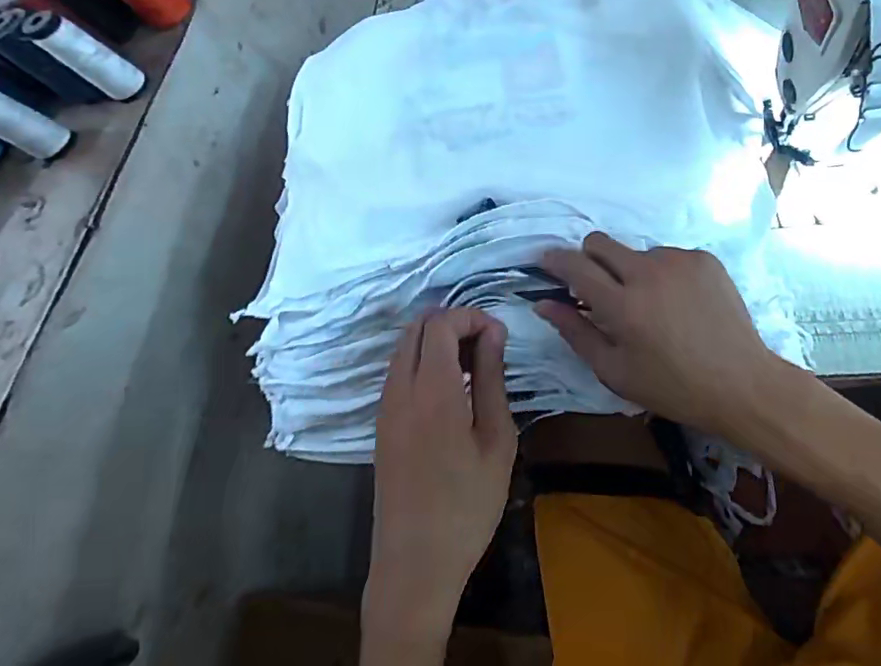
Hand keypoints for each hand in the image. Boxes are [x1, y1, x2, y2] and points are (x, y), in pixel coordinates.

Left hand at [363, 308, 515, 661]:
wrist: (415, 565)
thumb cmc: (467, 505)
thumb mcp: (497, 440)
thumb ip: (492, 378)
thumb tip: (494, 332)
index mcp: (431, 390)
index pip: (441, 324)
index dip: (472, 316)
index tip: (500, 334)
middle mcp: (399, 390)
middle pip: (417, 327)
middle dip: (454, 322)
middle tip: (488, 344)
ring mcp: (384, 406)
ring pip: (404, 346)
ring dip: (437, 340)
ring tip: (475, 364)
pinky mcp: (380, 423)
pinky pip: (398, 370)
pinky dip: (424, 360)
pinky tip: (452, 386)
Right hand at [536, 232, 787, 436]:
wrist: (741, 383)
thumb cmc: (672, 386)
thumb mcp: (615, 371)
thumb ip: (576, 332)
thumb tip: (544, 303)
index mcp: (622, 305)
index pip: (575, 266)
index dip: (555, 260)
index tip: (546, 261)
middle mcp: (648, 272)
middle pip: (600, 243)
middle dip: (589, 259)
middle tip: (598, 287)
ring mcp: (679, 261)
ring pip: (637, 252)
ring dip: (632, 272)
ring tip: (653, 307)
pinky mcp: (704, 258)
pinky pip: (669, 257)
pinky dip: (665, 274)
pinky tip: (680, 304)